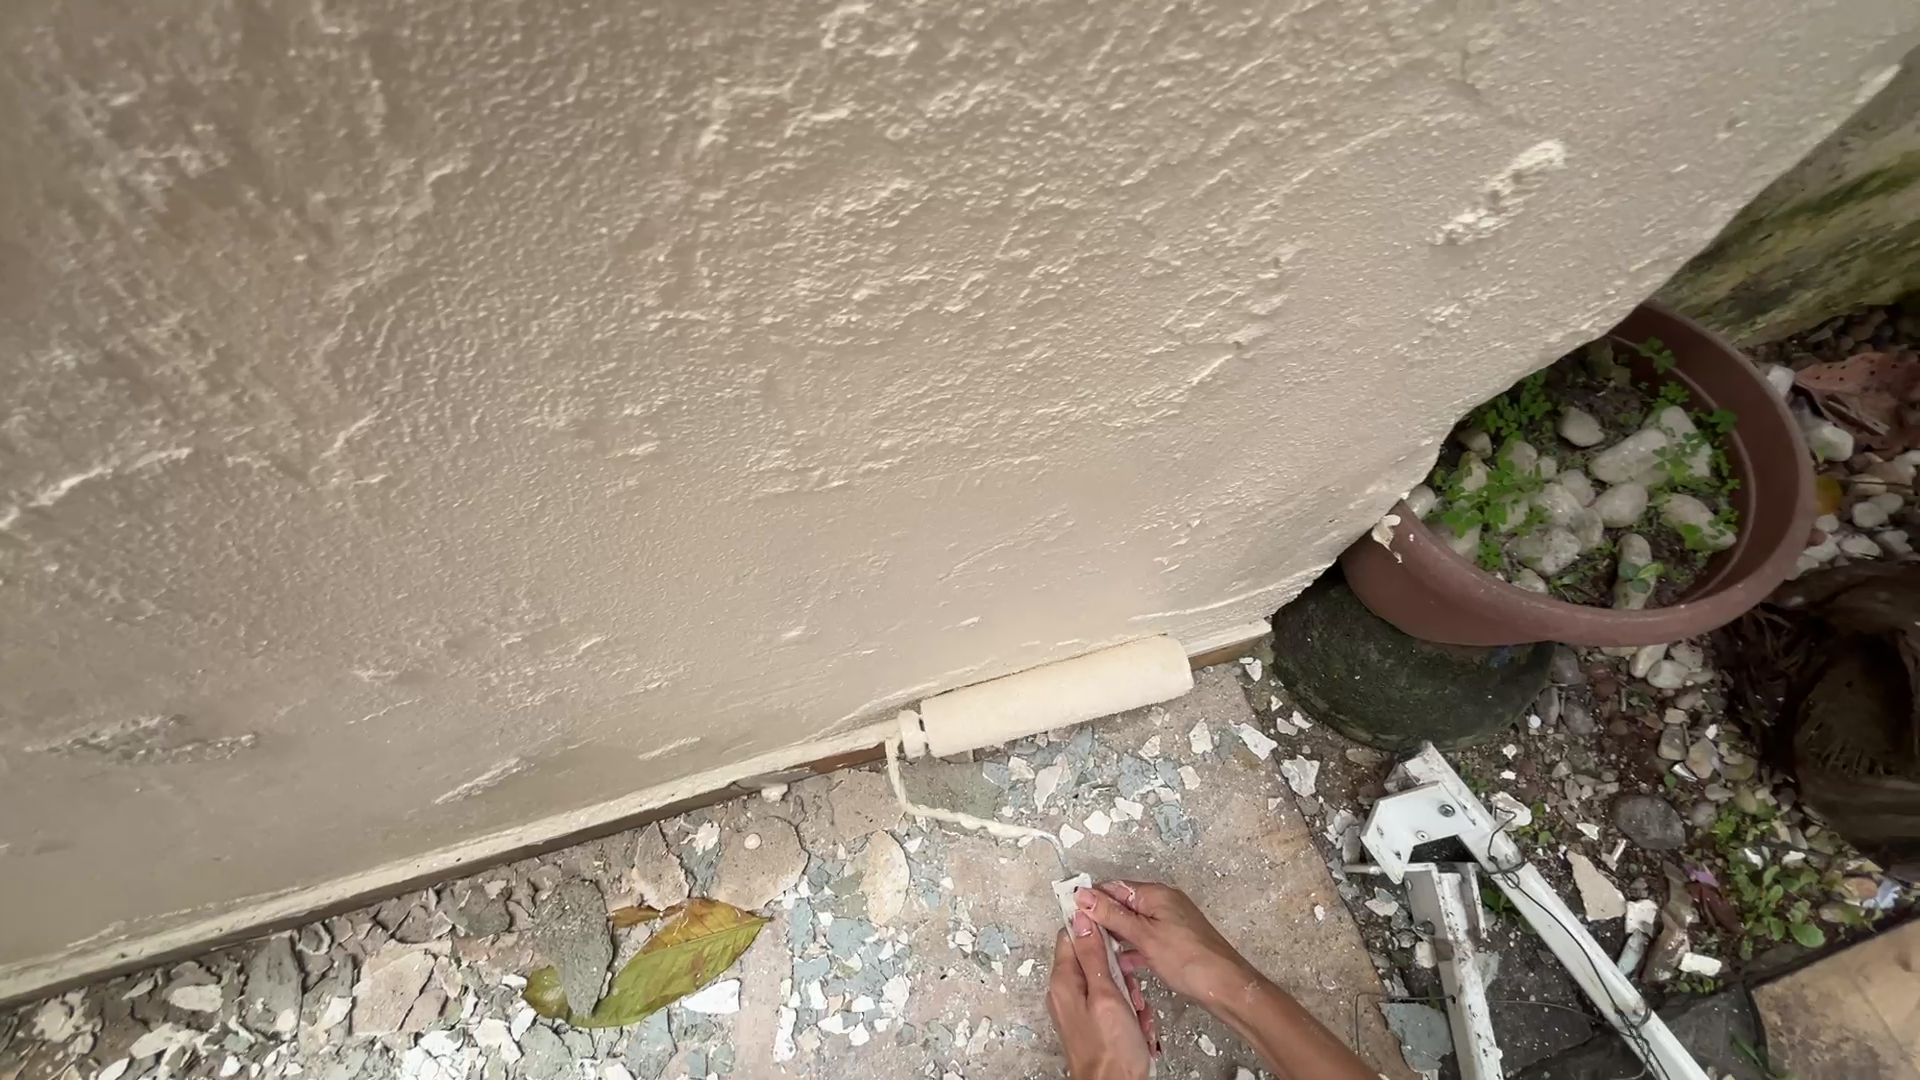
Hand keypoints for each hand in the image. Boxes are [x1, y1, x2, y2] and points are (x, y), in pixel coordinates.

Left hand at [1046, 912, 1152, 1079]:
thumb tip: (1082, 918)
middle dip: (1119, 972)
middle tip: (1131, 990)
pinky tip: (1137, 1028)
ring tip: (1137, 1014)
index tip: (1114, 935)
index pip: (1072, 935)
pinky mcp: (1093, 1024)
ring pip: (1108, 983)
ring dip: (1129, 995)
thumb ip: (1094, 955)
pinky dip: (1128, 1013)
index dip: (1095, 931)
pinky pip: (1113, 1005)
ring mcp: (1079, 1009)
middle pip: (1094, 959)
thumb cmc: (1111, 1051)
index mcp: (1063, 980)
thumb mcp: (1106, 994)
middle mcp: (1066, 992)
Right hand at [1076, 881, 1259, 1005]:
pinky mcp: (1174, 940)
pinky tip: (1124, 964)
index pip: (1114, 887)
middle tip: (1085, 936)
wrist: (1227, 988)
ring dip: (1117, 936)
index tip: (1073, 912)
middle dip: (1104, 919)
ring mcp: (1169, 921)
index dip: (1092, 899)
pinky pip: (1145, 937)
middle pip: (1123, 904)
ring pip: (1133, 923)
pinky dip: (1133, 947)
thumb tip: (1084, 895)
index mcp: (1155, 893)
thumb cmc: (1189, 960)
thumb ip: (1112, 915)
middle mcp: (1162, 902)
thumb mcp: (1144, 937)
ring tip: (1100, 952)